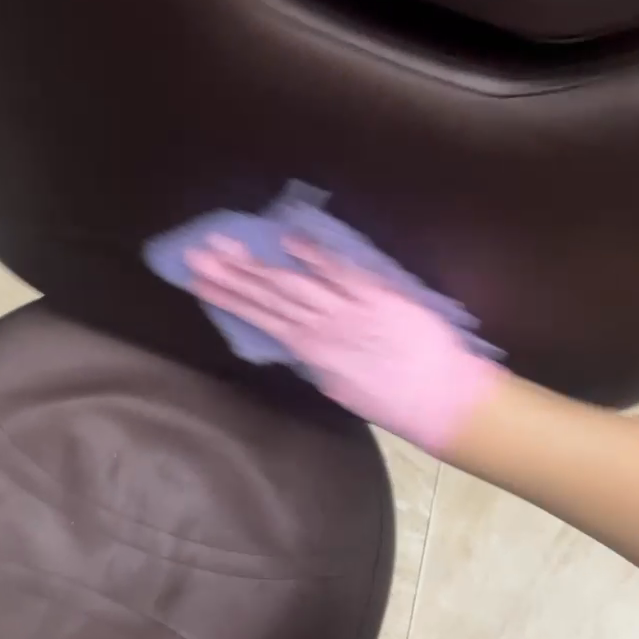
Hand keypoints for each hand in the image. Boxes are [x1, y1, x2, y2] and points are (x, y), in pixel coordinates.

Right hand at [184, 235, 503, 451]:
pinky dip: (315, 256)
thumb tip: (298, 339)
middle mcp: (322, 330)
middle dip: (231, 276)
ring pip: (293, 284)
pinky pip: (341, 273)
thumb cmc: (395, 399)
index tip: (198, 282)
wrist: (442, 399)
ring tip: (225, 246)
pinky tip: (287, 240)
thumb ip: (319, 359)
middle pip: (269, 298)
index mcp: (313, 354)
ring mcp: (348, 311)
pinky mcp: (377, 296)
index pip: (261, 319)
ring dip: (257, 265)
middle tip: (196, 255)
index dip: (229, 298)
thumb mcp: (344, 386)